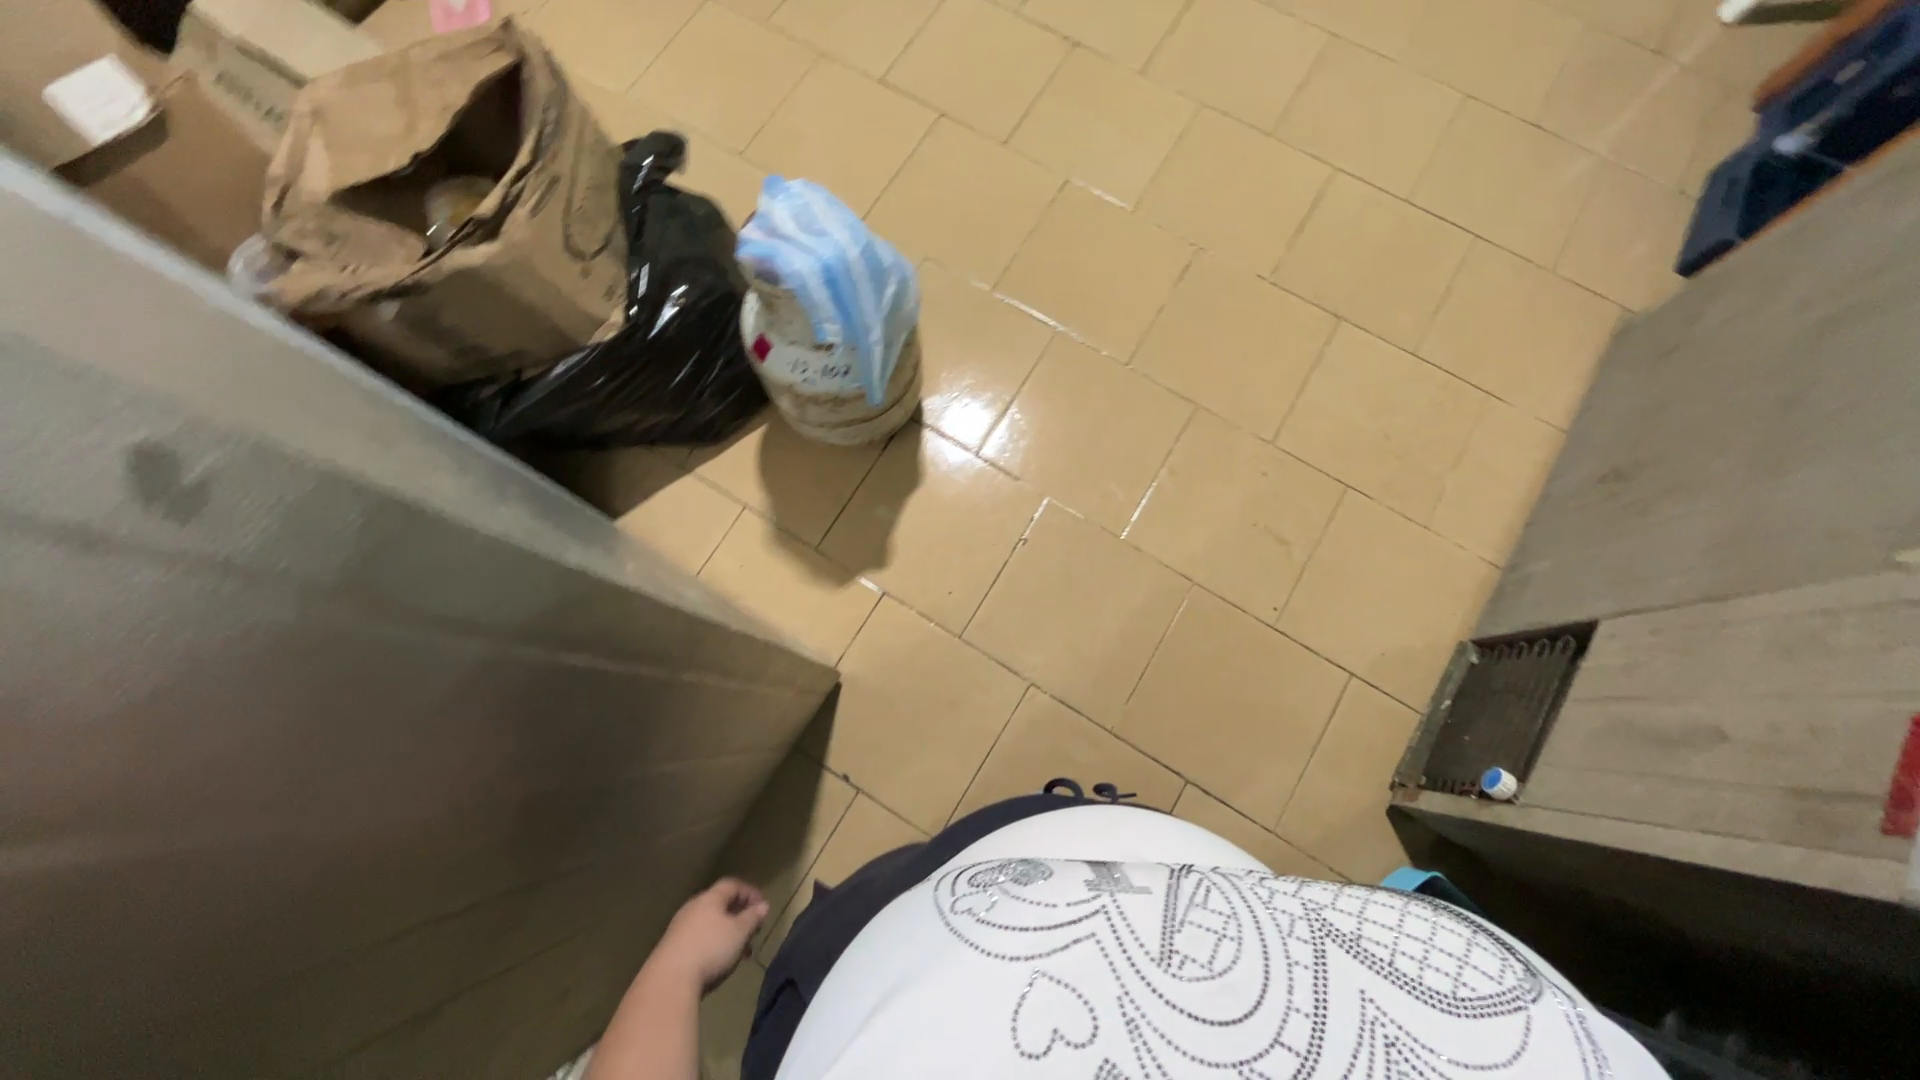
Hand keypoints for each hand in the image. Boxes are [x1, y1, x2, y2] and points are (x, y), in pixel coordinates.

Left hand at [650, 878, 770, 993]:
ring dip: (728, 933)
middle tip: (753, 930)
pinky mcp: (672, 946)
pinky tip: (721, 961)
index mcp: (709, 898)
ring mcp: (680, 927)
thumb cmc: (711, 948)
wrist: (669, 979)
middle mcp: (693, 907)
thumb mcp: (739, 932)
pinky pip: (699, 938)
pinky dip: (714, 944)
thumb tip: (763, 905)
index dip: (749, 892)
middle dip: (740, 916)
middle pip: (720, 904)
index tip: (762, 907)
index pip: (732, 885)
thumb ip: (752, 917)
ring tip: (741, 952)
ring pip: (710, 923)